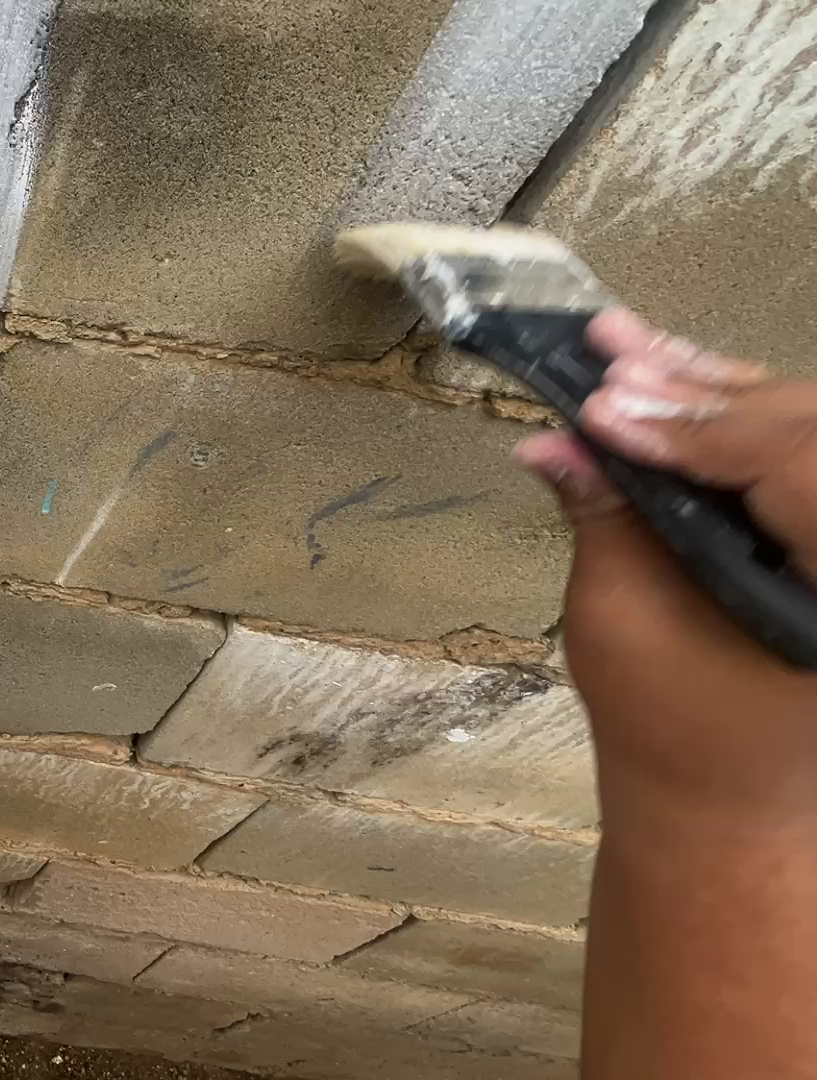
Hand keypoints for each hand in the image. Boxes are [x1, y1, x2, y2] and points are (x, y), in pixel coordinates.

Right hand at [514, 308, 816, 817]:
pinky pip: (805, 457)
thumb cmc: (671, 718)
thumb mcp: (623, 616)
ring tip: (629, 346)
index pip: (804, 473)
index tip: (601, 402)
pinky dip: (738, 415)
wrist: (731, 788)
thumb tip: (552, 441)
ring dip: (719, 389)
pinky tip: (676, 377)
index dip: (704, 431)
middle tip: (612, 357)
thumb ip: (609, 517)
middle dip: (710, 398)